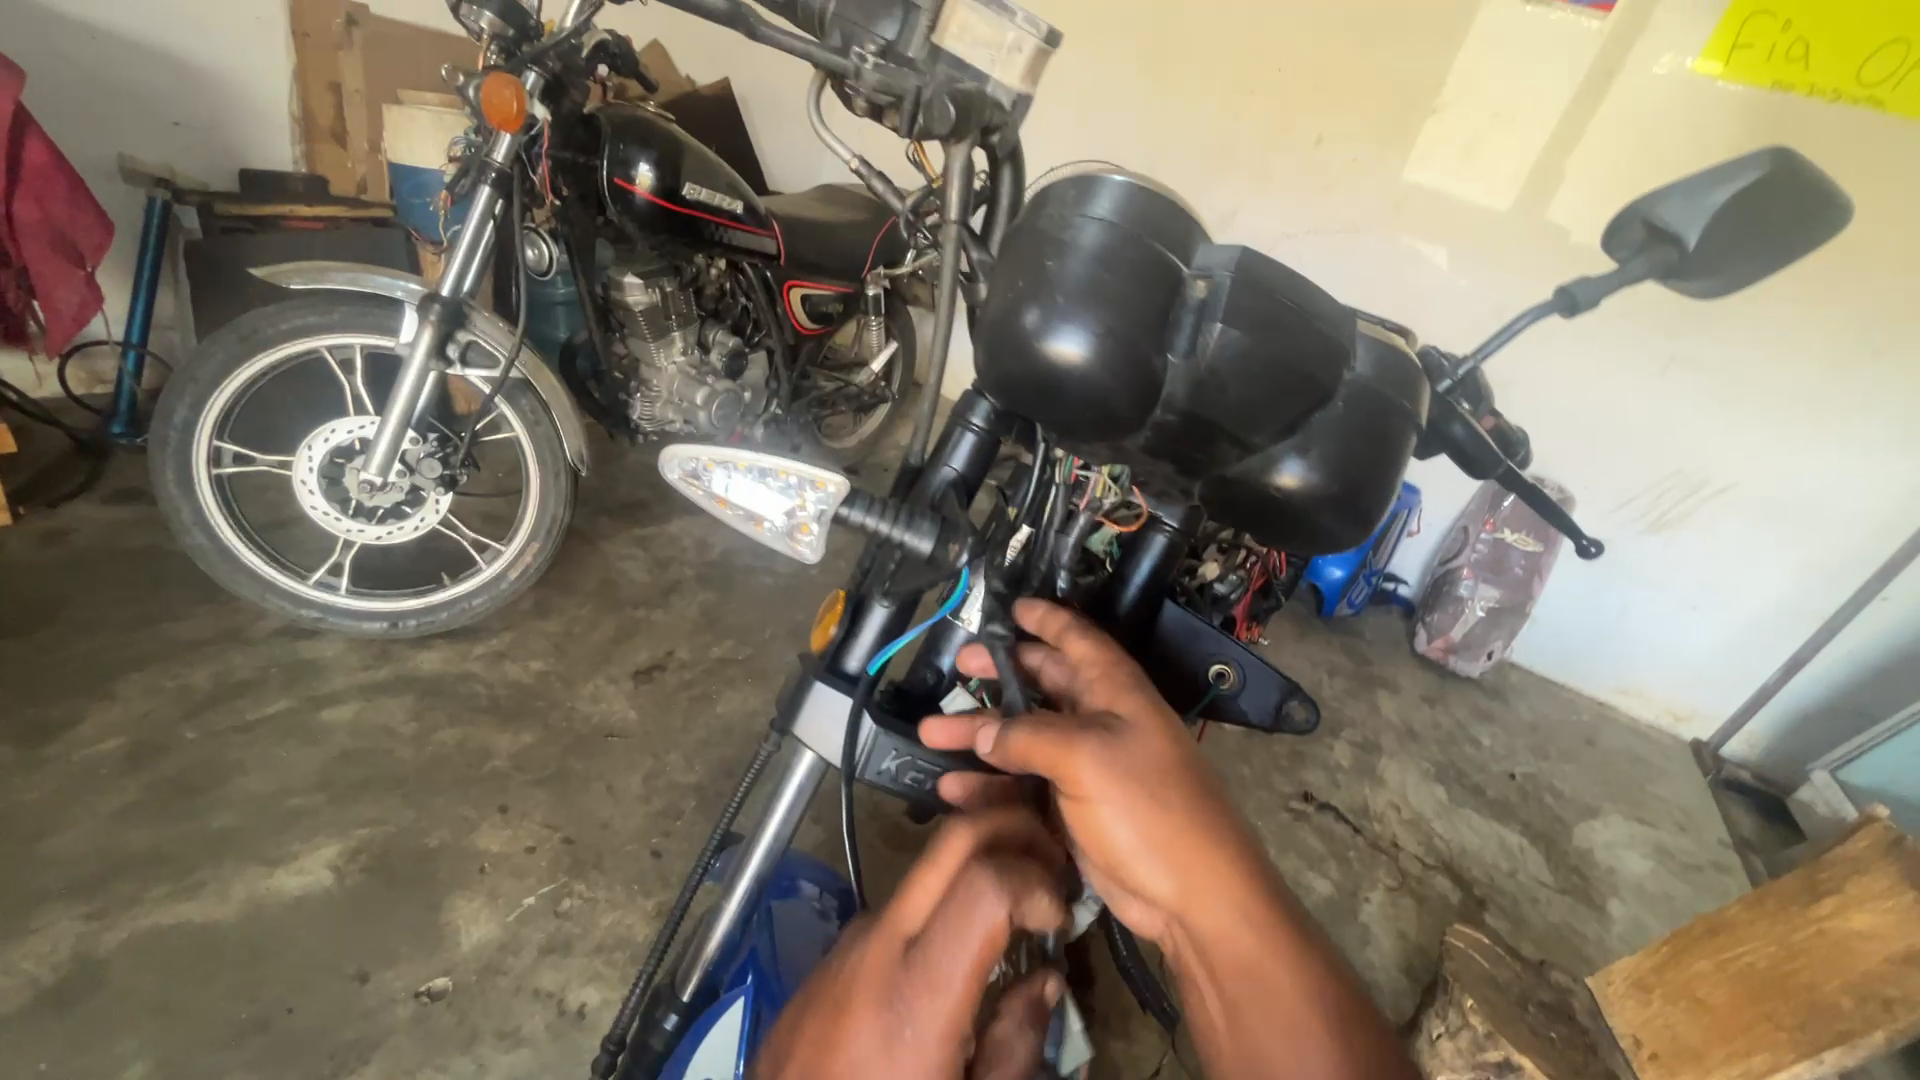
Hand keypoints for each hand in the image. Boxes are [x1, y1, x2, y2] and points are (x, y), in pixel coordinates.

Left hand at [750, 806, 1069, 1079]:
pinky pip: (896, 909)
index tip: (1058, 916)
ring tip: (1014, 905)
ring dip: (978, 867)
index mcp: (916, 993)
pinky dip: (941, 905)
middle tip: (1052, 861)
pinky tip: (956, 947)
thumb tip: (1043, 980)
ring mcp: (847, 942)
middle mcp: (877, 944)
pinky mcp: (829, 955)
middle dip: (1013, 828)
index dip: (1035, 881)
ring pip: (924, 870)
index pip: (985, 882)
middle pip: (952, 841)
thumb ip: (1015, 1045)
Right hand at [918, 599, 1273, 945]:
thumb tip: (981, 732)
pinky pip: (1022, 785)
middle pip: (1041, 684)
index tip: (1011, 608)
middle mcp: (1098, 720)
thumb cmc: (1147, 805)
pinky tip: (952, 788)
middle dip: (1000, 674)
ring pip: (1022, 738)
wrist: (1191, 894)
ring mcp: (1084, 767)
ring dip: (979, 735)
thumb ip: (1027, 736)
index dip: (1046, 620)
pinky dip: (989, 784)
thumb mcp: (1086, 756)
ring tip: (930, 733)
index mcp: (1112, 690)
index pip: (1076, 639)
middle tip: (958, 667)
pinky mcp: (1072, 808)